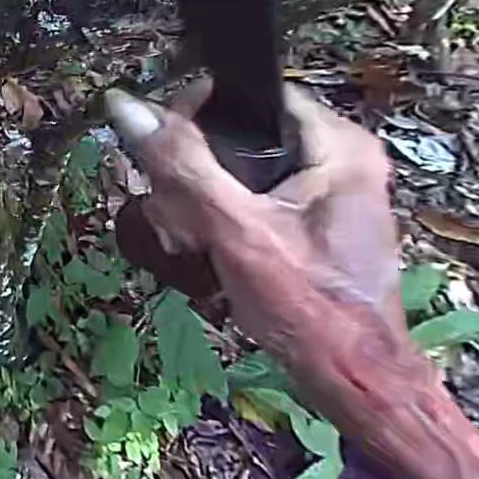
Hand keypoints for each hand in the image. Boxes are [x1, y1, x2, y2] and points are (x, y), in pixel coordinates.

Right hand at [107, 83, 478, 478]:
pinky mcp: (303, 218)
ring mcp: (319, 189)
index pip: (247, 96)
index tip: (165, 154)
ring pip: (231, 168)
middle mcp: (333, 157)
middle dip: (192, 174)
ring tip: (189, 242)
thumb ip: (182, 166)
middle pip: (234, 135)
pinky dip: (215, 218)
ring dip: (196, 202)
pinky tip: (201, 248)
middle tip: (181, 220)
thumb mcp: (236, 230)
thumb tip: (126, 106)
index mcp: (336, 145)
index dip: (197, 115)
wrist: (352, 383)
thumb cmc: (306, 305)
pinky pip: (242, 196)